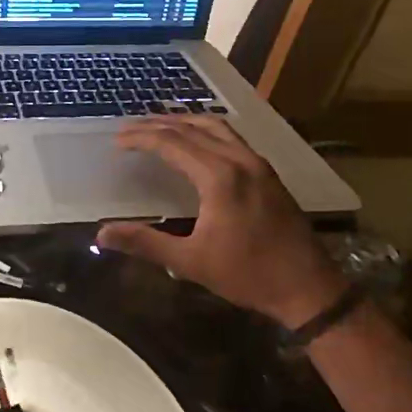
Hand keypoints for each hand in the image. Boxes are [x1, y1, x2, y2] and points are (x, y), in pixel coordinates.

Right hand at [97, 115, 345, 328]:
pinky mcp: (268, 174)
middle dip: (156, 126)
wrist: (310, 290)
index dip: (141, 139)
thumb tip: (101, 234)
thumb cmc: (247, 274)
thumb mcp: (189, 261)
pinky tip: (196, 141)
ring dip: (182, 122)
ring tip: (157, 126)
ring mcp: (259, 165)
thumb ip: (144, 242)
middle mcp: (240, 162)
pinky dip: (205, 130)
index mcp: (219, 178)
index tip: (117, 142)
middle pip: (191, 129)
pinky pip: (232, 137)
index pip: (172, 144)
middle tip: (127, 129)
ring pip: (216, 127)